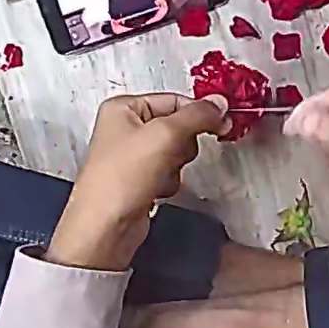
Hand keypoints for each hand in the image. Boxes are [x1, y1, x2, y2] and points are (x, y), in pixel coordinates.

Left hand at [47, 93, 230, 271]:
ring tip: (158, 173)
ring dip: (176, 166)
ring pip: (177, 151)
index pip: (174, 100)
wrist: (107, 227)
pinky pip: (170, 172)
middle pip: (178, 126)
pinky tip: (155, 189)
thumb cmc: (120, 178)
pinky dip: (169, 182)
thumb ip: (197, 115)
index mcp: (123, 108)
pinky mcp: (141, 179)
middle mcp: (126, 129)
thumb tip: (219, 103)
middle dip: (182, 144)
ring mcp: (133, 156)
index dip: (198, 112)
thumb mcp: (164, 135)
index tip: (221, 122)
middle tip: (171, 153)